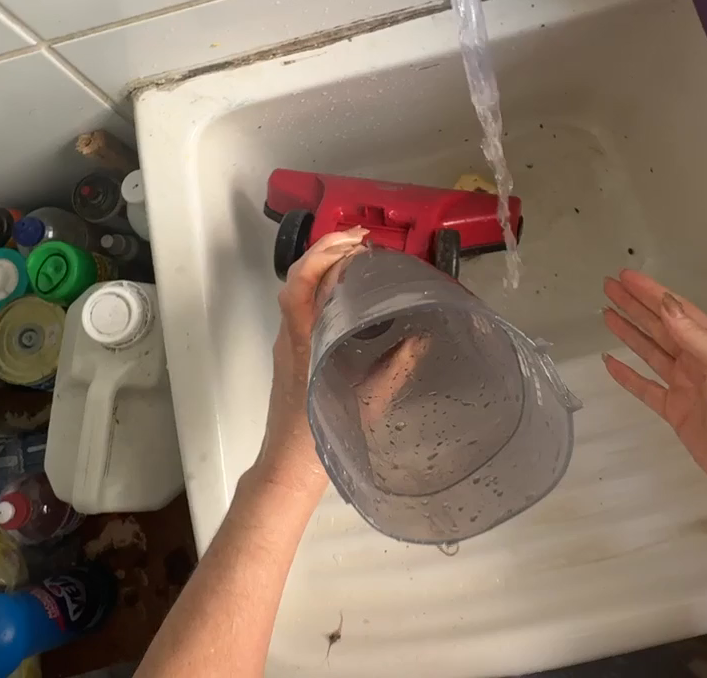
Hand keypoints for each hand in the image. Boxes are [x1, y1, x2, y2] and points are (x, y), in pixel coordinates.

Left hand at [252, 228, 368, 496]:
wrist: (286, 468)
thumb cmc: (320, 437)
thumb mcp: (366, 404)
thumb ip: (394, 370)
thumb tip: (420, 339)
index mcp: (303, 342)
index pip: (301, 285)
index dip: (324, 256)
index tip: (357, 244)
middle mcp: (290, 335)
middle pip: (297, 278)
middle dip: (325, 250)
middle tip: (361, 239)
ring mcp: (287, 342)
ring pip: (297, 290)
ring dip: (322, 265)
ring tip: (356, 256)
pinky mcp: (291, 351)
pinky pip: (301, 305)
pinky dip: (321, 286)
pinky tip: (346, 291)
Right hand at [600, 271, 706, 498]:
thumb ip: (693, 334)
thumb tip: (666, 302)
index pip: (679, 311)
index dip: (652, 292)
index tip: (626, 276)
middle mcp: (702, 362)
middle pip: (662, 327)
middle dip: (636, 306)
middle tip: (609, 287)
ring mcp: (688, 388)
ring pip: (652, 352)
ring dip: (630, 333)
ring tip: (606, 314)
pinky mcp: (677, 413)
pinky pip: (647, 388)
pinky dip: (628, 375)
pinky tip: (609, 362)